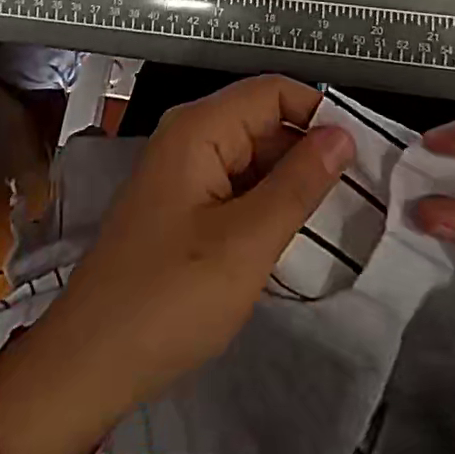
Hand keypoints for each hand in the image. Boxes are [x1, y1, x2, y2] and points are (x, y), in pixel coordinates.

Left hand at [0, 76, 354, 453]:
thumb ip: (299, 183)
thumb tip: (341, 135)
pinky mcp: (185, 204)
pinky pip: (238, 185)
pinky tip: (295, 232)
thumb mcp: (247, 241)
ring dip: (292, 181)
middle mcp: (190, 137)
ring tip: (338, 216)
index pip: (273, 91)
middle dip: (310, 150)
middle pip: (265, 121)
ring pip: (255, 156)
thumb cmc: (169, 297)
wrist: (91, 362)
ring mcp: (185, 172)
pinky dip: (269, 202)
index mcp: (199, 129)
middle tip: (360, 192)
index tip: (362, 152)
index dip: (319, 113)